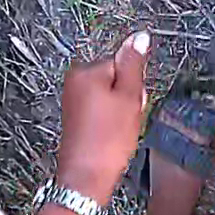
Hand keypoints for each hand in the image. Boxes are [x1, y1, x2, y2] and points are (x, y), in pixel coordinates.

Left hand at [55, 31, 151, 202]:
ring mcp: (74, 100)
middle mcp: (75, 81)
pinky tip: (111, 136)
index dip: (134, 84)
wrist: (87, 176)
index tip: (133, 102)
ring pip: (112, 96)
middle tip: (126, 118)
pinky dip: (111, 121)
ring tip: (119, 129)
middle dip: (127, 97)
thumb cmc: (107, 140)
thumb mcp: (129, 97)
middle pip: (116, 78)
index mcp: (86, 71)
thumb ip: (134, 64)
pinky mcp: (77, 117)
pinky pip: (103, 110)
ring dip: (122, 111)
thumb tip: (139, 37)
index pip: (123, 63)